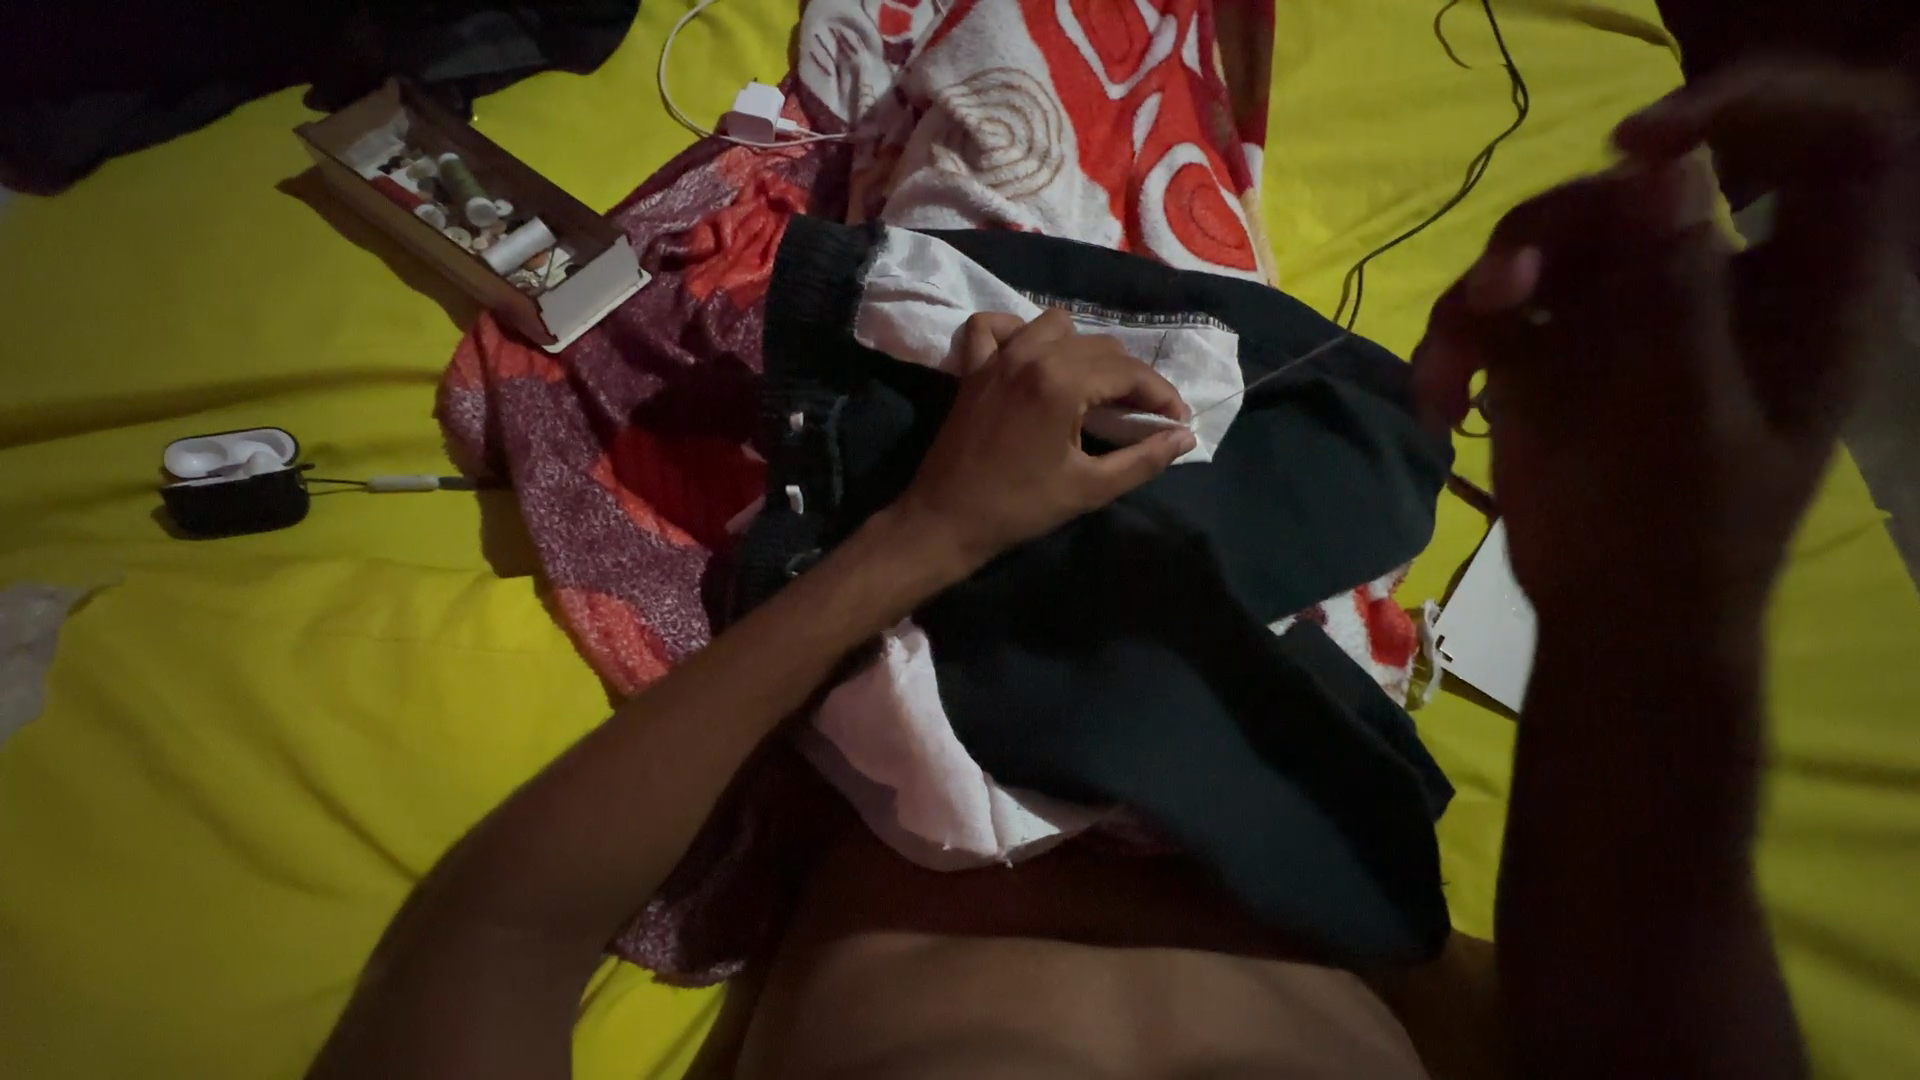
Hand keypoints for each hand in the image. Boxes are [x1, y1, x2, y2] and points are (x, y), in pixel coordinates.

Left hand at [892, 309, 1196, 567]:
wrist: (947, 520)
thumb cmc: (1021, 508)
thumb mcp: (1090, 488)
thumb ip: (1144, 459)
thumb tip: (1185, 438)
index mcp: (1062, 382)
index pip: (1130, 372)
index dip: (1162, 396)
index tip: (1178, 421)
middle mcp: (1031, 355)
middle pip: (1100, 346)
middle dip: (1130, 377)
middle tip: (1141, 414)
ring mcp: (996, 357)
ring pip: (1054, 325)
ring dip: (1081, 348)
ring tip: (1090, 385)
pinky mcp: (971, 368)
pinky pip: (992, 326)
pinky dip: (1015, 331)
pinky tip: (1031, 356)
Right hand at [1413, 62, 1910, 622]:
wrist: (1610, 612)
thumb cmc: (1676, 533)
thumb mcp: (1683, 417)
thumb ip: (1675, 294)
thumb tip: (1660, 168)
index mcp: (1798, 292)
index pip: (1829, 144)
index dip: (1746, 108)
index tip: (1632, 143)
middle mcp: (1706, 288)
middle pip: (1633, 194)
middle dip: (1550, 232)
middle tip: (1497, 293)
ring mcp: (1616, 324)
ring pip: (1542, 253)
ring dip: (1476, 301)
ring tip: (1445, 373)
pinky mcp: (1545, 360)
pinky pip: (1487, 318)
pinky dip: (1449, 352)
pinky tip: (1437, 405)